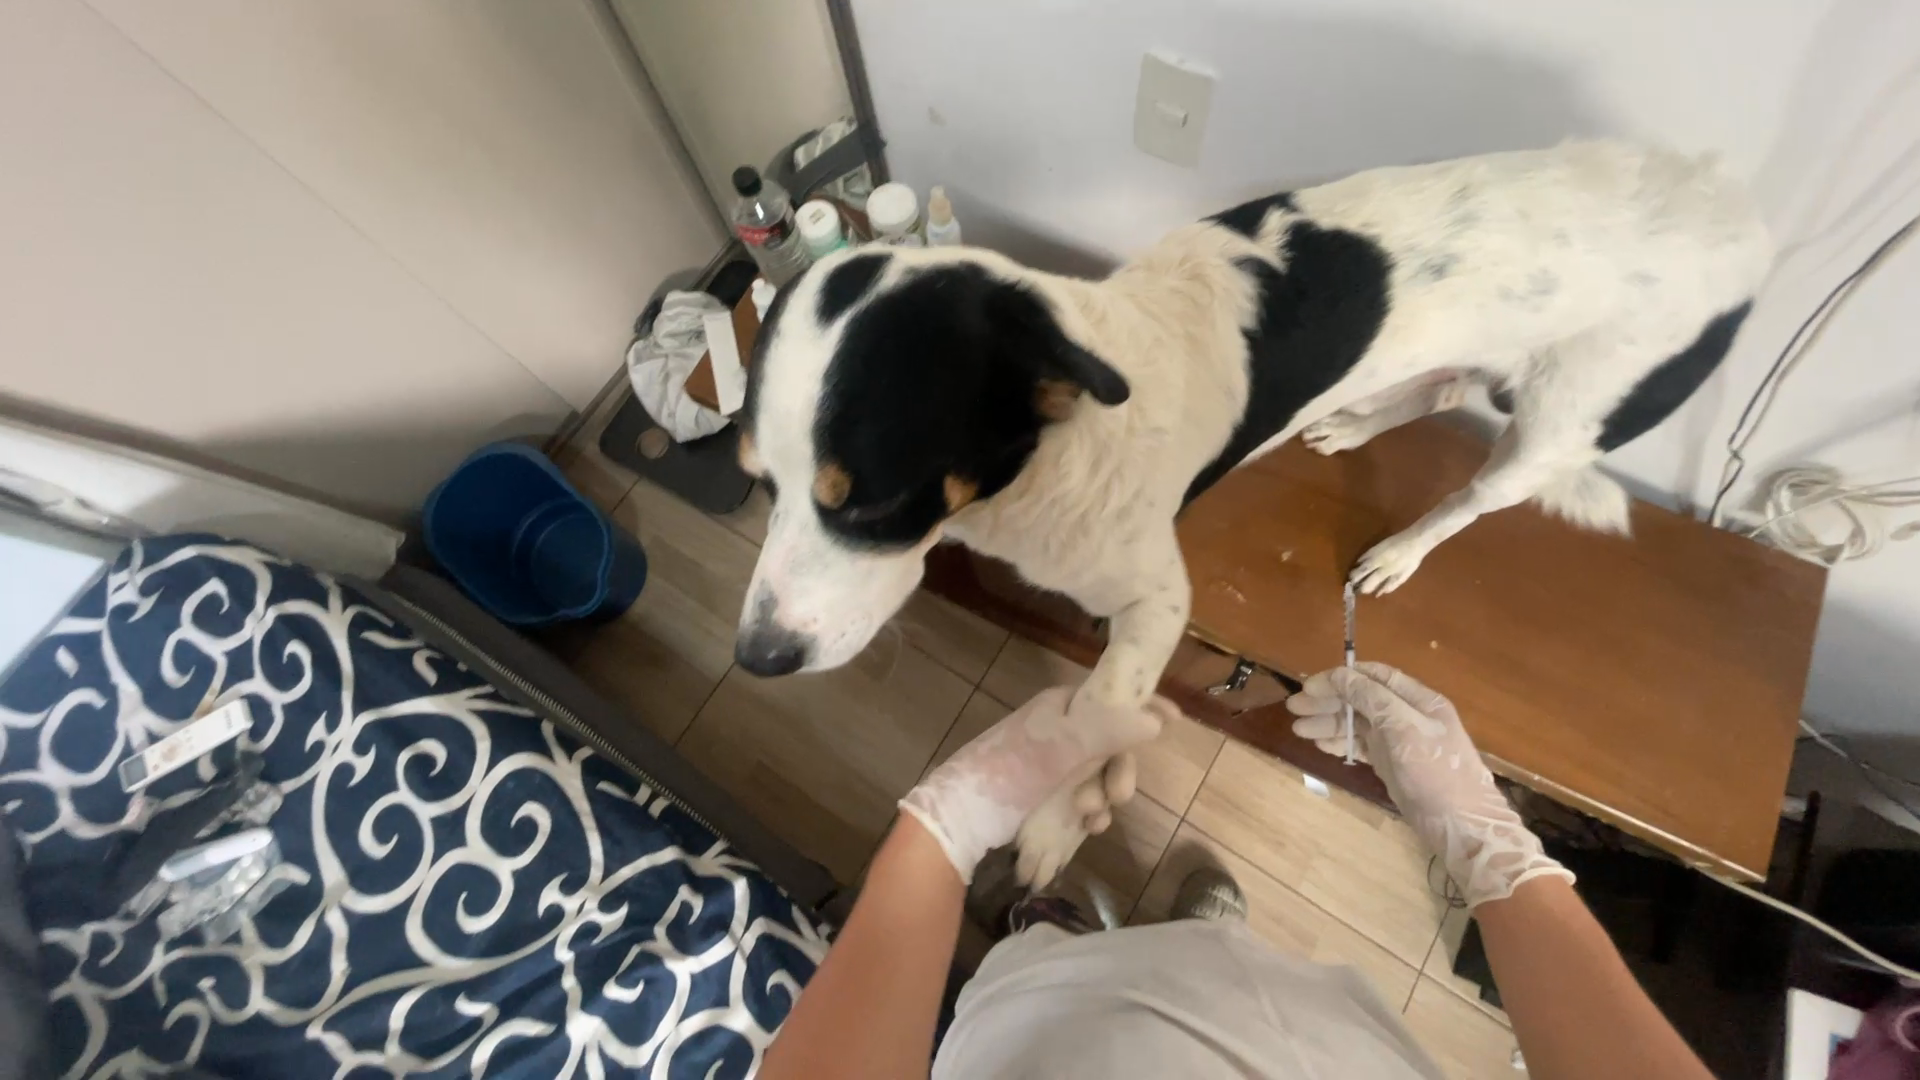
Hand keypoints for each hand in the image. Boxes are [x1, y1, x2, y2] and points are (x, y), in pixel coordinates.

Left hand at [899, 687, 1171, 883]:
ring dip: (1105, 793)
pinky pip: (1083, 792)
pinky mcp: (1046, 789)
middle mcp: (1060, 727)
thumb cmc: (1008, 775)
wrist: (959, 819)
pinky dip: (1092, 807)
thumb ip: (1106, 731)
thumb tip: (1157, 720)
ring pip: (1099, 770)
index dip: (1143, 705)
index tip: (1175, 717)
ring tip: (1093, 818)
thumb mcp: (1060, 750)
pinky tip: (1088, 825)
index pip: (1112, 696)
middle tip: (1120, 795)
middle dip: (1120, 768)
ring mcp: (1053, 759)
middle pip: (1111, 739)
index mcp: (1061, 707)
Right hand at [1288, 662, 1572, 907]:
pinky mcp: (1390, 761)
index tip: (1310, 686)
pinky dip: (1339, 742)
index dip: (1340, 677)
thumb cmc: (1436, 773)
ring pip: (1355, 722)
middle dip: (1326, 701)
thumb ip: (1371, 698)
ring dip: (1326, 722)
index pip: (1373, 676)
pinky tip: (1320, 745)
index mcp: (1417, 700)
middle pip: (1359, 699)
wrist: (1460, 826)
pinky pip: (1359, 743)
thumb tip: (1340, 674)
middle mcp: (1406, 715)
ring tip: (1298, 729)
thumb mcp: (1403, 728)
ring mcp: (1397, 739)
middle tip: (1293, 708)